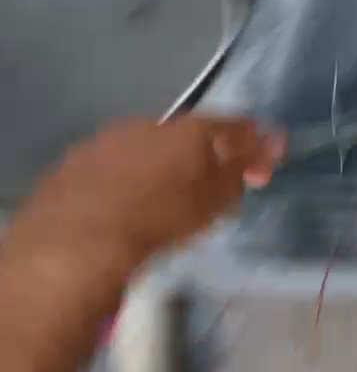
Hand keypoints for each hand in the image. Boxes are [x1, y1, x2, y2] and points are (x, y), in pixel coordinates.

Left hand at [3, 117, 283, 276]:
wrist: (74, 246)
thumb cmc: (163, 216)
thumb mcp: (221, 195)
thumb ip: (248, 164)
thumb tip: (271, 143)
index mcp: (191, 127)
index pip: (240, 126)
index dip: (259, 146)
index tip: (263, 171)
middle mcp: (149, 125)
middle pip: (191, 136)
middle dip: (207, 157)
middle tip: (214, 187)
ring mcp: (103, 144)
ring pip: (149, 150)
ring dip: (166, 167)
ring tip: (168, 198)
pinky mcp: (68, 167)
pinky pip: (114, 167)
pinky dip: (129, 180)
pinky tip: (130, 205)